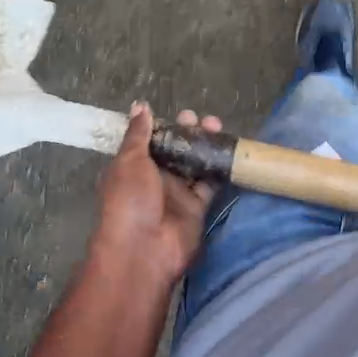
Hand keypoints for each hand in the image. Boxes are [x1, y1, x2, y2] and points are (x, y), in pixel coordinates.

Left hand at [89, 103, 222, 283]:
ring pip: (194, 163)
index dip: (166, 126)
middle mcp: (155, 179)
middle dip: (189, 133)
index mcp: (133, 166)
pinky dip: (219, 168)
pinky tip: (228, 151)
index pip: (152, 140)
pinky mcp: (196, 208)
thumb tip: (140, 105)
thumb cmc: (130, 200)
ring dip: (205, 145)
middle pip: (176, 149)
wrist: (143, 251)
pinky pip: (209, 183)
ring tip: (217, 127)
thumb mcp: (129, 161)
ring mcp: (176, 194)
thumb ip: (138, 133)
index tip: (181, 114)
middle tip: (201, 120)